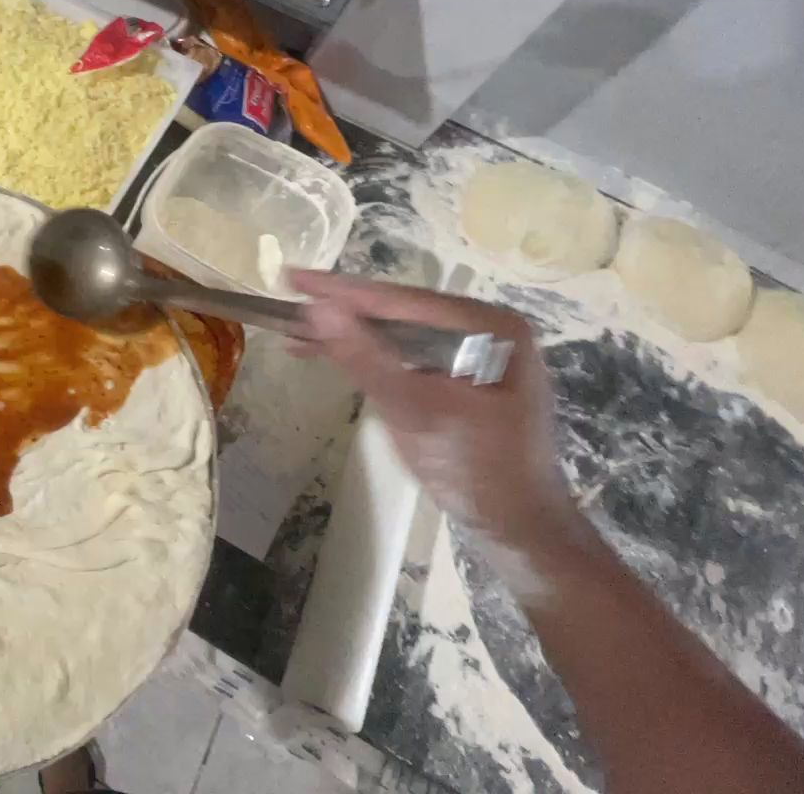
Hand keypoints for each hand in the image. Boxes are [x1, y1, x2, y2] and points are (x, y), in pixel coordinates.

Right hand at [286, 270, 585, 567]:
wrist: (517, 525)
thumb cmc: (478, 467)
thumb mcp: (416, 410)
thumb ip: (365, 357)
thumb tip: (316, 309)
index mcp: (488, 326)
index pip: (400, 300)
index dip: (340, 291)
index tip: (291, 277)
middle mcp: (481, 328)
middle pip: (395, 311)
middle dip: (338, 309)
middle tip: (286, 296)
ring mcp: (469, 351)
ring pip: (392, 331)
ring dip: (344, 332)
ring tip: (292, 327)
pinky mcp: (453, 374)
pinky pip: (400, 353)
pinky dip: (363, 354)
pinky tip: (325, 351)